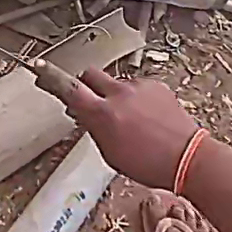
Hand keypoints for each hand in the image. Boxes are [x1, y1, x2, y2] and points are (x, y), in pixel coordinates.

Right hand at [54, 68, 200, 191]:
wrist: (191, 159)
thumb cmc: (149, 164)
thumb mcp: (110, 154)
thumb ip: (93, 129)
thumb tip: (83, 114)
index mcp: (102, 114)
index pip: (69, 88)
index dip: (51, 77)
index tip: (39, 67)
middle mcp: (118, 94)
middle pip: (89, 74)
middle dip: (87, 85)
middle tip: (92, 100)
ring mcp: (138, 87)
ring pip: (114, 82)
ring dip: (115, 95)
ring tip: (130, 118)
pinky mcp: (155, 84)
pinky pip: (136, 85)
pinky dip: (136, 97)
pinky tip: (147, 116)